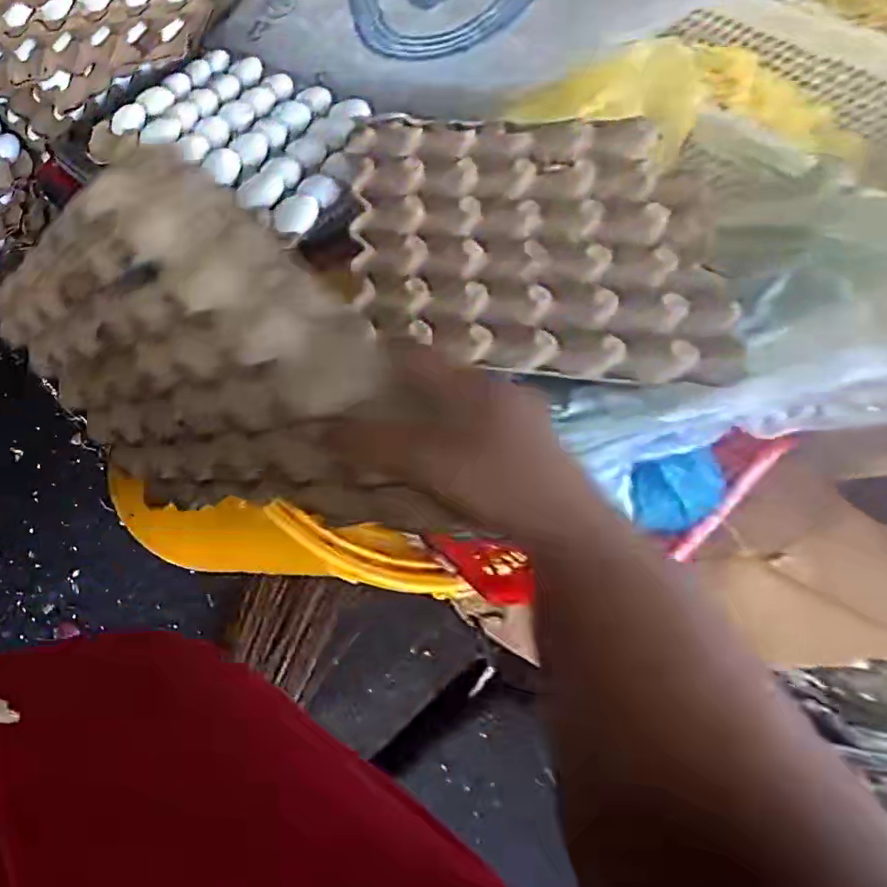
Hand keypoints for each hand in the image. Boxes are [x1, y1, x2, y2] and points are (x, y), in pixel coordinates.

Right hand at [331, 344, 617, 543]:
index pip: (411, 354)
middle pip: (431, 379)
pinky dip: (441, 433)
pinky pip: (470, 426)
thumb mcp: (418, 461)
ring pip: (452, 404)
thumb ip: (365, 442)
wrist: (569, 532)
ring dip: (419, 415)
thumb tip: (317, 430)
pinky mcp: (528, 446)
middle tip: (359, 407)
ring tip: (389, 434)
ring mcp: (519, 418)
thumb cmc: (491, 482)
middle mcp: (498, 390)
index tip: (341, 373)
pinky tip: (429, 456)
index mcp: (472, 384)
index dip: (372, 359)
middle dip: (392, 390)